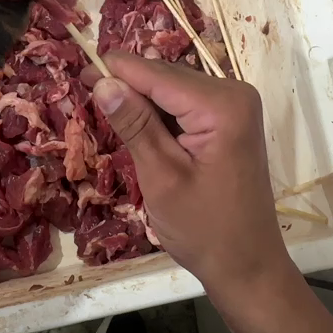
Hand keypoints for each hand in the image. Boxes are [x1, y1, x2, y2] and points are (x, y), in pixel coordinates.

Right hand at [89, 54, 291, 291]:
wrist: (249, 267)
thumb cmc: (205, 230)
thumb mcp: (162, 177)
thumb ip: (135, 125)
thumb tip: (104, 82)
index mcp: (223, 105)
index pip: (161, 76)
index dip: (120, 69)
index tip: (83, 65)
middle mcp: (234, 93)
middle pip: (169, 78)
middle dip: (129, 83)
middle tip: (87, 86)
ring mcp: (235, 105)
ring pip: (175, 88)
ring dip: (143, 97)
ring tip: (105, 102)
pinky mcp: (230, 119)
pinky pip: (187, 103)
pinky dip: (160, 111)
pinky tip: (136, 121)